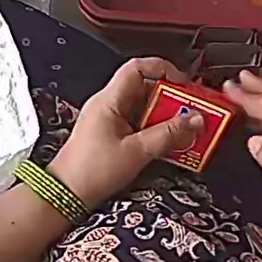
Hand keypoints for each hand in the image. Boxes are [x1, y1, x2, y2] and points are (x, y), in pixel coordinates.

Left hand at [47, 58, 202, 208]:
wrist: (67, 193)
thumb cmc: (91, 171)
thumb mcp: (137, 152)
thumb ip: (169, 134)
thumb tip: (194, 120)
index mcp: (109, 100)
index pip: (137, 67)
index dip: (164, 70)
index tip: (184, 86)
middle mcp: (109, 104)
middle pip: (146, 87)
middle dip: (171, 98)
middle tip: (190, 110)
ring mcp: (110, 118)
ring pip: (145, 106)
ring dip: (166, 115)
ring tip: (184, 128)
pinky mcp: (112, 133)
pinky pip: (139, 121)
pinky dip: (156, 128)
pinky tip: (169, 141)